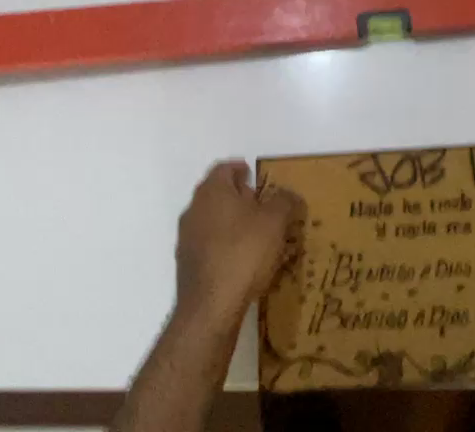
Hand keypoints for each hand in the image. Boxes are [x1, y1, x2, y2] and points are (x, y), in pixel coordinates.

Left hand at [173, 160, 301, 328]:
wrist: (210, 306)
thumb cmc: (244, 252)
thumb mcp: (275, 222)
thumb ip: (284, 202)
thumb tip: (288, 194)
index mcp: (212, 191)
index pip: (224, 168)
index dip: (239, 169)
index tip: (253, 174)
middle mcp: (194, 209)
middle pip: (216, 193)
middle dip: (237, 196)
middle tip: (259, 204)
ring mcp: (186, 238)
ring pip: (211, 220)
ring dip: (230, 222)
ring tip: (254, 234)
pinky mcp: (186, 264)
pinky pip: (208, 244)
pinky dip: (223, 244)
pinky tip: (240, 260)